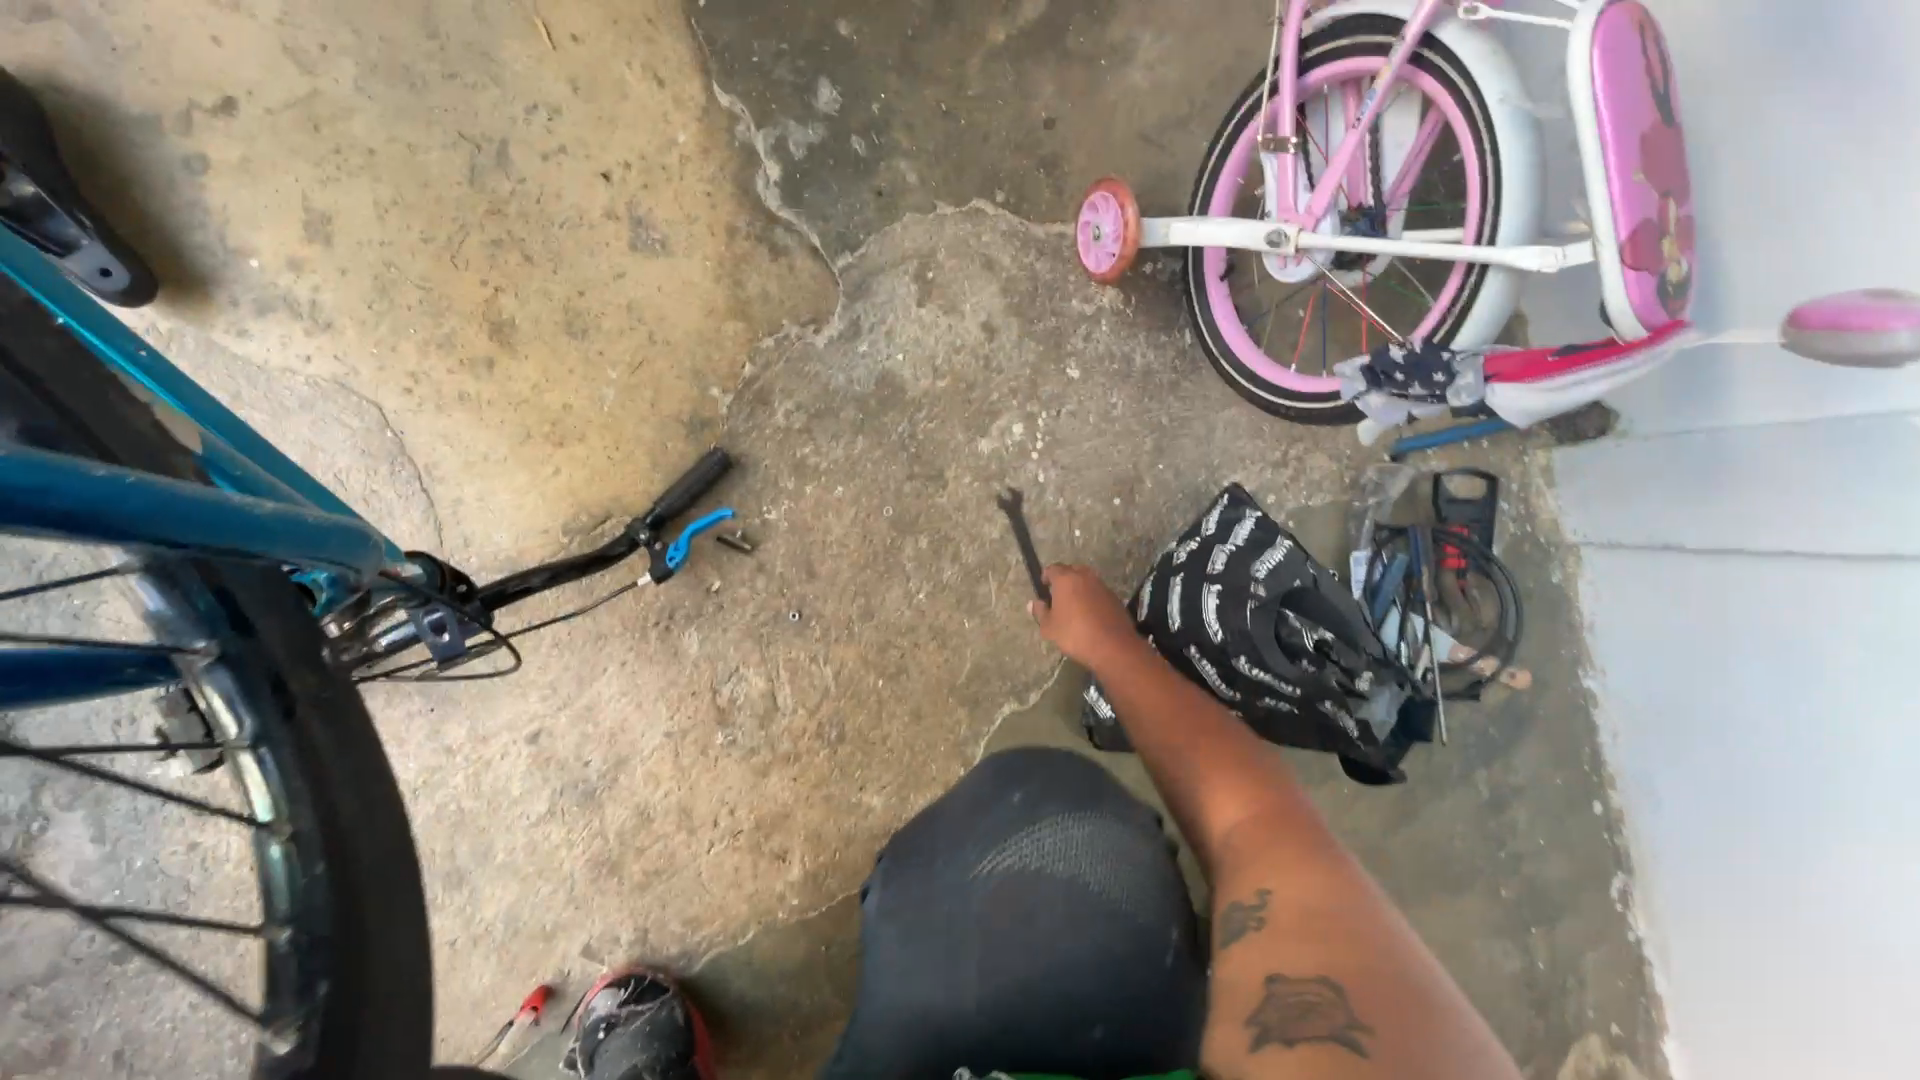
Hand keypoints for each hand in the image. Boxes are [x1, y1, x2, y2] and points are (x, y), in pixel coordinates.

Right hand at [1029, 564, 1146, 670]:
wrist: (1113, 646)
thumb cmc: (1074, 634)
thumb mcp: (1049, 628)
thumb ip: (1040, 612)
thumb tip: (1034, 603)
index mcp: (1066, 580)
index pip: (1053, 568)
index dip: (1046, 576)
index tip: (1044, 587)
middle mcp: (1085, 577)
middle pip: (1072, 570)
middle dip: (1064, 579)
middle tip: (1059, 595)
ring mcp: (1102, 586)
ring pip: (1087, 580)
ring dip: (1079, 588)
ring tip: (1074, 605)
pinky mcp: (1115, 598)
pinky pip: (1098, 592)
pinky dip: (1092, 597)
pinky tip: (1090, 614)